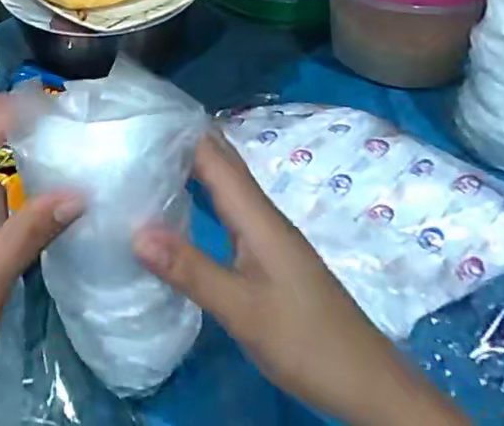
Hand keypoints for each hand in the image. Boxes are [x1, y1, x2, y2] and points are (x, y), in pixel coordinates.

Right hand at [133, 134, 468, 425]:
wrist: (367, 382)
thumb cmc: (306, 340)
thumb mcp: (242, 309)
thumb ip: (190, 269)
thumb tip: (136, 231)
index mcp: (257, 215)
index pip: (214, 155)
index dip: (179, 132)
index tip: (139, 121)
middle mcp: (263, 214)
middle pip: (222, 162)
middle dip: (183, 141)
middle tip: (137, 134)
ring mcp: (268, 234)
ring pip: (226, 184)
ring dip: (192, 166)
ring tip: (149, 160)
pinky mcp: (269, 253)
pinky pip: (230, 207)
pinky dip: (203, 194)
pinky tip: (184, 206)